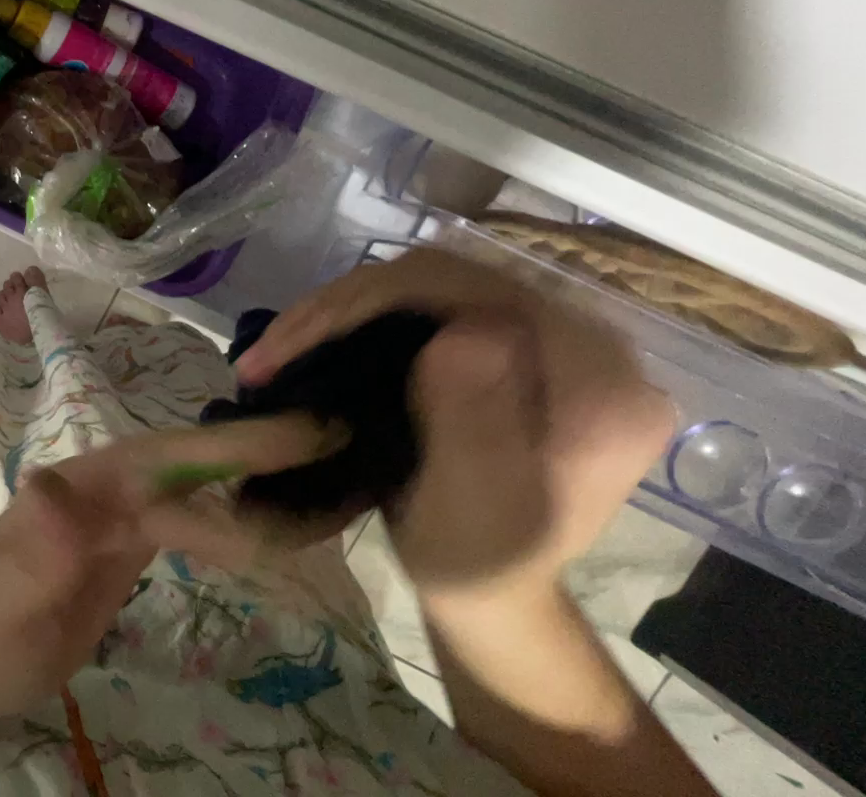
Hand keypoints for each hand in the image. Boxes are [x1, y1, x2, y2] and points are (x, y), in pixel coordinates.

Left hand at [0, 420, 341, 718]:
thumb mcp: (3, 601)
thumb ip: (34, 550)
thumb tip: (58, 486)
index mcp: (70, 489)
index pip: (151, 463)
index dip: (215, 455)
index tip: (284, 452)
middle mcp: (96, 489)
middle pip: (176, 458)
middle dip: (243, 445)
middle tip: (322, 434)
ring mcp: (113, 515)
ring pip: (186, 481)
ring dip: (245, 473)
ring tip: (317, 470)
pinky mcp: (126, 544)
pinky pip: (186, 518)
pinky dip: (229, 515)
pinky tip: (270, 519)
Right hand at [237, 249, 674, 608]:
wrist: (489, 587)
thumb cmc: (479, 561)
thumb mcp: (474, 508)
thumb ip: (479, 423)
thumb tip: (461, 330)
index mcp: (596, 384)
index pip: (473, 293)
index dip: (373, 300)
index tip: (289, 345)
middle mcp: (584, 345)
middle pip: (448, 277)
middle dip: (344, 304)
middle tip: (269, 350)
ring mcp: (543, 339)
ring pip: (427, 282)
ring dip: (342, 308)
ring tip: (278, 348)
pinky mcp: (505, 343)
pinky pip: (423, 302)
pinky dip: (358, 316)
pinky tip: (315, 341)